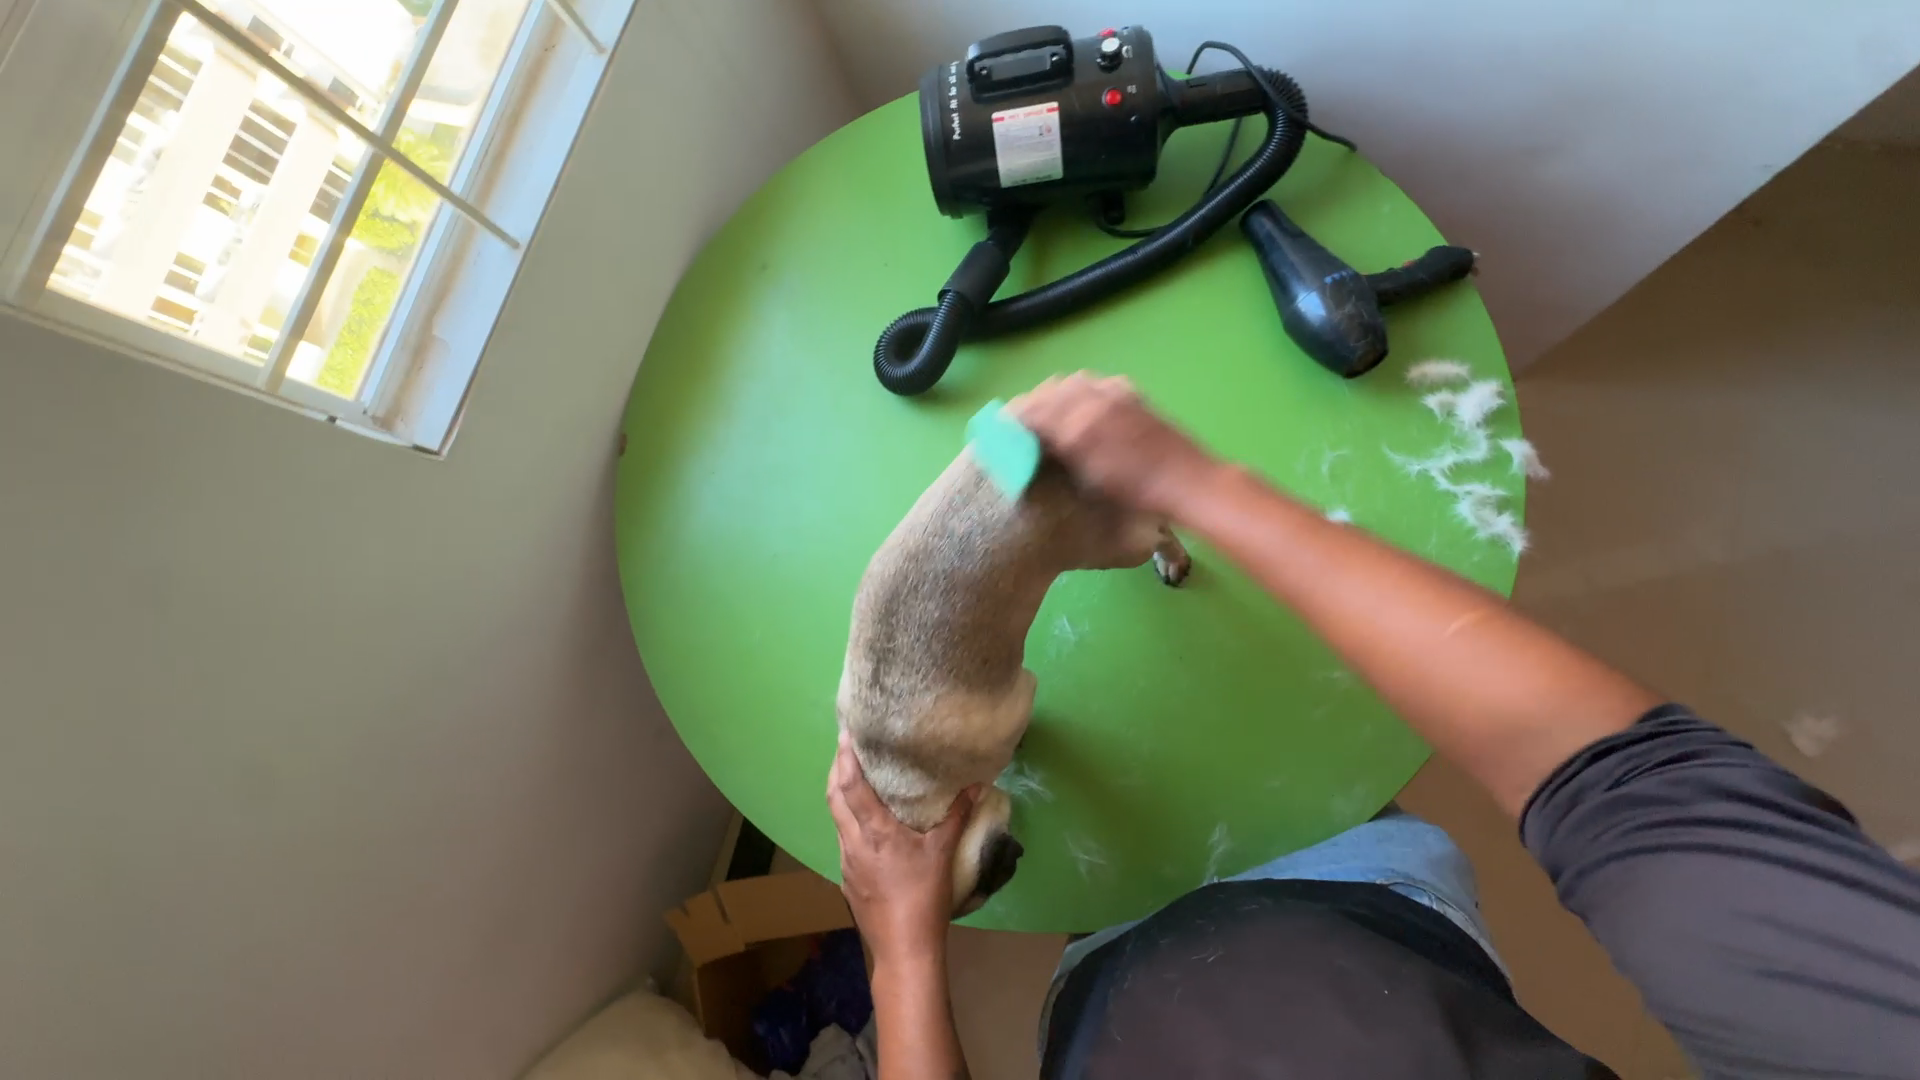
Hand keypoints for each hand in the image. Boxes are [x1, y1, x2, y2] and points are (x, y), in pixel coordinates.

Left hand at [827, 732, 977, 965]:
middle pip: (834, 797)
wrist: (904, 949)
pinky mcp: (847, 879)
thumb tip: (974, 784)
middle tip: (846, 747)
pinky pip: (843, 838)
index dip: (846, 757)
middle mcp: (853, 842)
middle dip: (836, 769)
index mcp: (874, 831)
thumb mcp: (943, 852)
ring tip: (852, 775)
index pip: (851, 785)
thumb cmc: (924, 897)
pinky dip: (848, 818)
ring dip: (840, 793)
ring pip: (836, 818)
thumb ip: (956, 815)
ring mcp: (846, 862)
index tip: (845, 733)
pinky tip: (864, 821)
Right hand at [1011, 371, 1223, 519]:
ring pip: (1071, 383)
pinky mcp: (1130, 394)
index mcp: (1078, 423)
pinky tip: (1082, 411)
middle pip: (1049, 391)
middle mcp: (1093, 399)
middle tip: (1022, 425)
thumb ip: (1057, 449)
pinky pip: (1094, 384)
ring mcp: (1114, 393)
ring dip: (1055, 396)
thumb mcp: (1087, 476)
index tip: (1002, 429)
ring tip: (1049, 417)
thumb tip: (1033, 437)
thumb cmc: (1136, 490)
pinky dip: (1079, 393)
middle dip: (1032, 405)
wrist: (1186, 481)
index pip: (1033, 409)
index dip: (1014, 418)